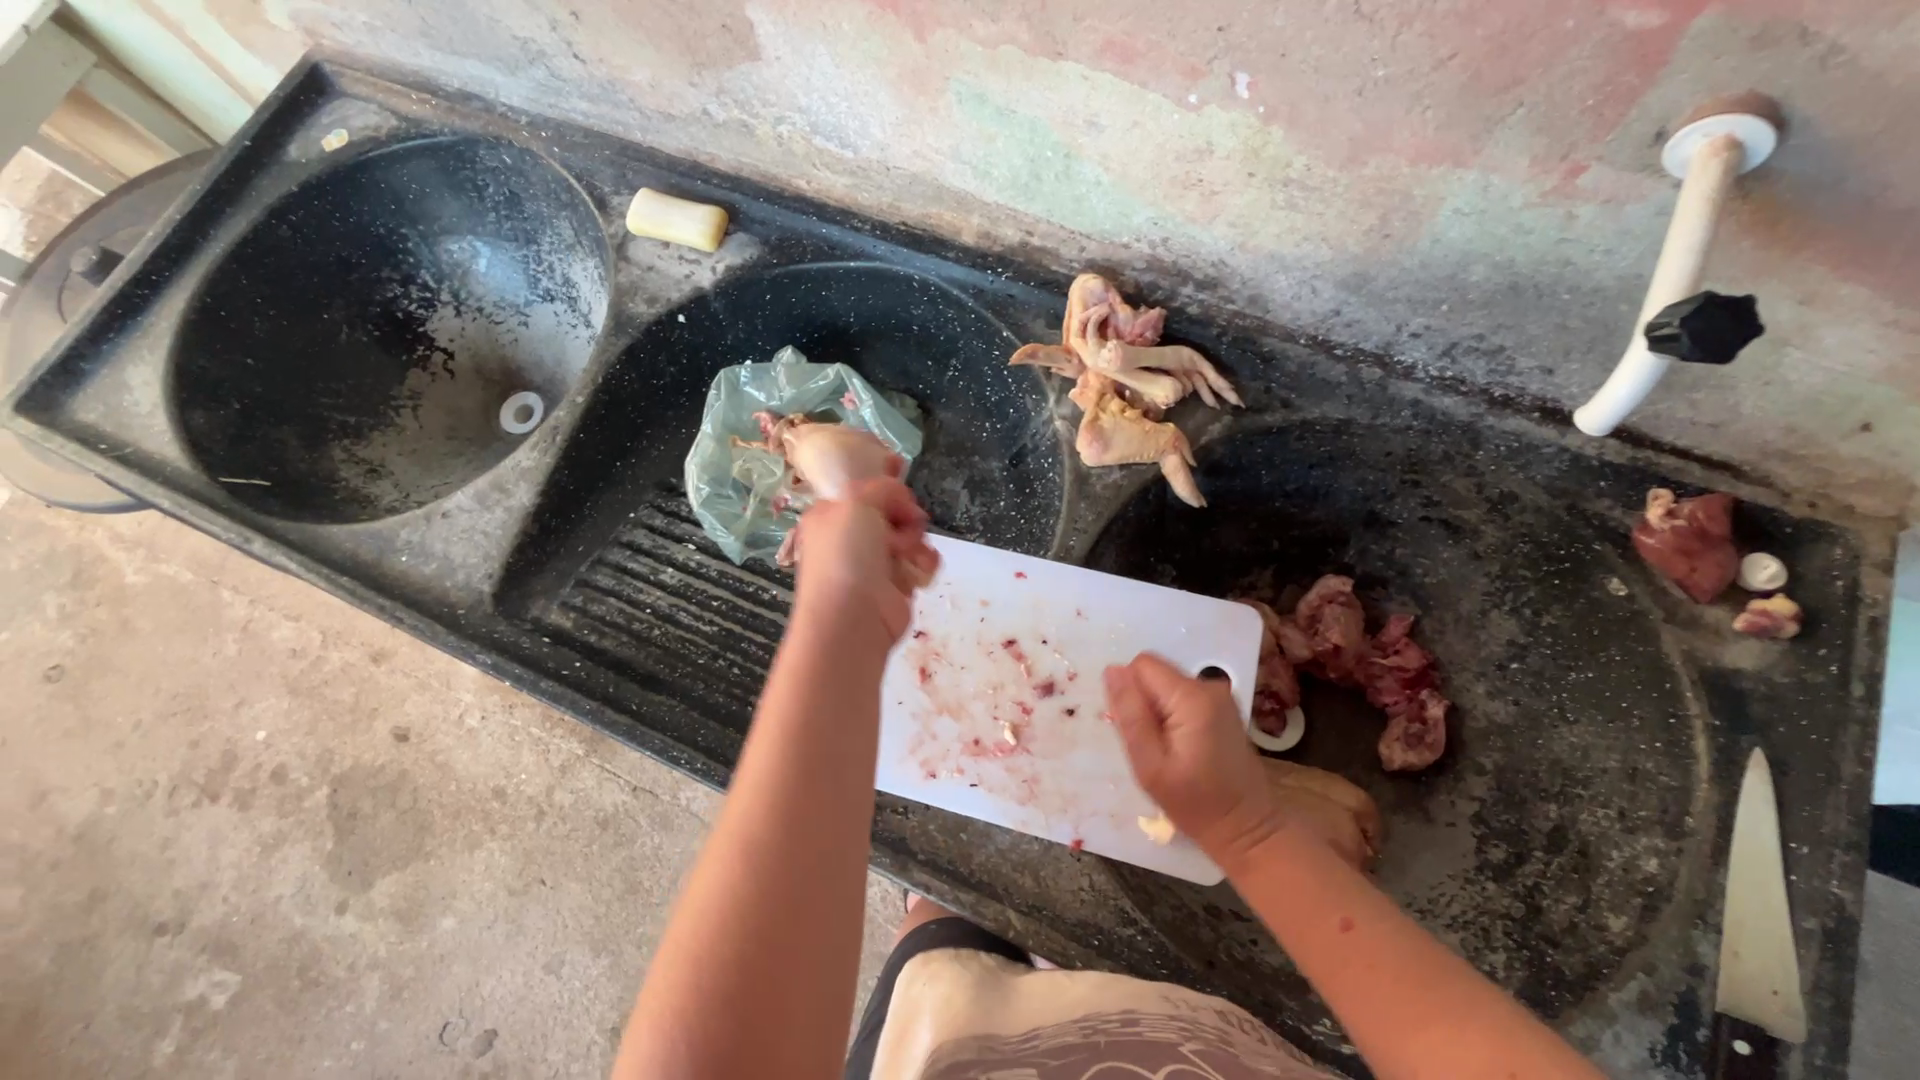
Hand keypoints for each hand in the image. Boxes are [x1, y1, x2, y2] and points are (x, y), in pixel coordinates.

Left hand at [792, 476, 938, 643]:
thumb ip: (881, 487)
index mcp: (831, 514)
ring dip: (916, 541)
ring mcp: (873, 562)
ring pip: (909, 535)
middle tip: (908, 522)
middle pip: (891, 510)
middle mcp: (849, 536)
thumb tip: (900, 497)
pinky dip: (924, 563)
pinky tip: (921, 570)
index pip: (862, 488)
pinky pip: (919, 562)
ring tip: (909, 553)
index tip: (903, 469)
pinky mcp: (896, 584)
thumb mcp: (856, 502)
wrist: (852, 619)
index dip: (884, 481)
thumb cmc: (846, 555)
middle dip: (905, 514)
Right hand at [1105, 654, 1277, 867]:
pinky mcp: (1223, 707)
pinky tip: (1183, 748)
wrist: (1246, 827)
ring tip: (1168, 750)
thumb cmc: (1195, 803)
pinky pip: (1182, 697)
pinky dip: (1173, 717)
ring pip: (1166, 686)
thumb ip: (1130, 714)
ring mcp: (1221, 696)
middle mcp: (1210, 686)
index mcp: (1192, 697)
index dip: (1130, 695)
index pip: (1141, 665)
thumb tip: (1112, 670)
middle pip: (1155, 674)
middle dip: (1144, 704)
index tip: (1139, 731)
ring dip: (1158, 713)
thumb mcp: (1149, 764)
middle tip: (1152, 747)